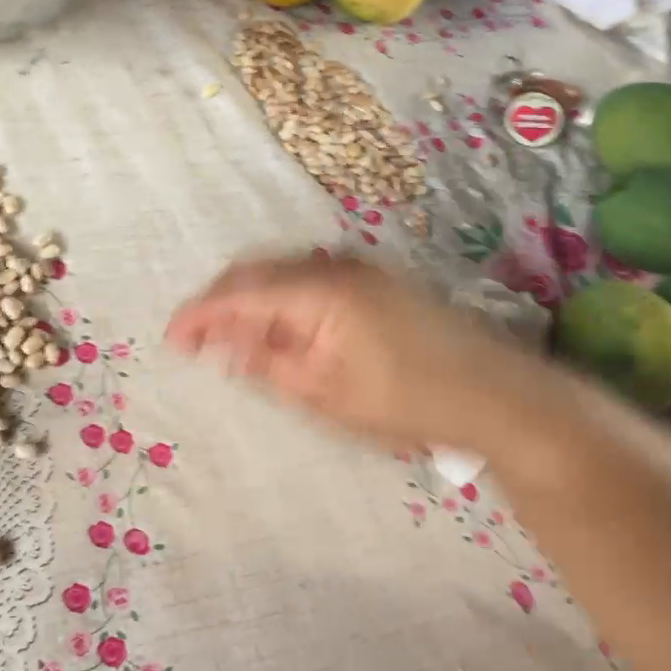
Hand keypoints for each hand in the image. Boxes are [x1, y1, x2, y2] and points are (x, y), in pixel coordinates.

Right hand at [164, 253, 555, 453]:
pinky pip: (307, 279)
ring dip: (248, 302)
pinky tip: (277, 332)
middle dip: (218, 306)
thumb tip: (217, 343)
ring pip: (280, 274)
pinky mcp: (375, 280)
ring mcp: (359, 268)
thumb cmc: (407, 404)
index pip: (239, 293)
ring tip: (230, 343)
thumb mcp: (324, 395)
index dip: (198, 315)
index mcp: (319, 292)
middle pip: (255, 273)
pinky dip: (279, 301)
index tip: (169, 340)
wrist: (500, 397)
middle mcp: (334, 266)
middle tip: (194, 344)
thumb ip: (264, 362)